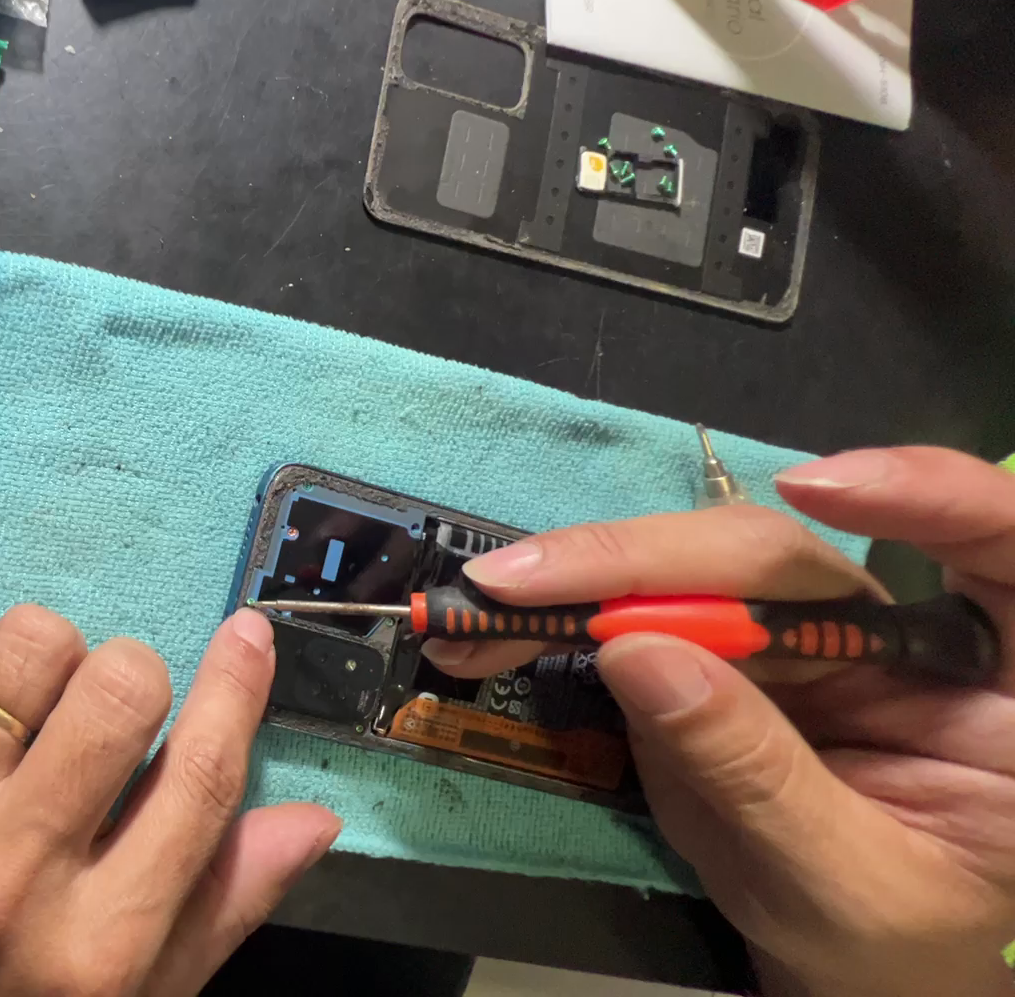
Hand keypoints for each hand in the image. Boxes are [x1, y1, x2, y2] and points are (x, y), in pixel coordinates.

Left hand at [0, 605, 340, 996]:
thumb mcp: (127, 991)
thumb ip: (221, 901)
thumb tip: (315, 819)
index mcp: (102, 941)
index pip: (198, 781)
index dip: (235, 690)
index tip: (247, 631)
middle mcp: (15, 868)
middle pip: (117, 690)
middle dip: (124, 676)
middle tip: (93, 711)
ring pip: (29, 643)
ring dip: (42, 658)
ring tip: (19, 710)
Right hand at [427, 447, 1014, 995]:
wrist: (838, 956)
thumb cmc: (891, 940)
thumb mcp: (842, 884)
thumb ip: (753, 771)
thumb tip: (637, 652)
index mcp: (998, 688)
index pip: (1003, 551)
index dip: (929, 496)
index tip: (815, 486)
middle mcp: (884, 631)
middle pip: (767, 554)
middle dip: (636, 560)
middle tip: (516, 582)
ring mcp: (781, 629)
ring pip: (671, 566)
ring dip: (563, 584)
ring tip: (473, 615)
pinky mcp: (699, 639)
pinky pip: (615, 604)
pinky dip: (542, 615)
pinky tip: (484, 629)